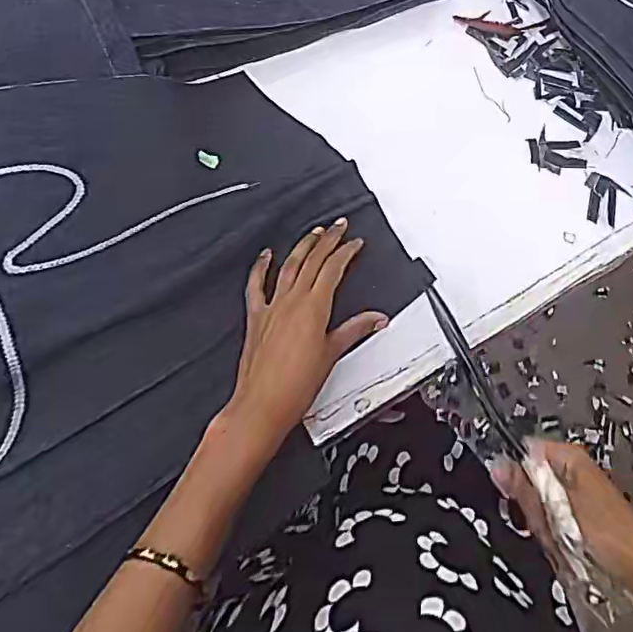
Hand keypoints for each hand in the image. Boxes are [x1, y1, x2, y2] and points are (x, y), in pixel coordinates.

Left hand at [223, 219, 388, 449]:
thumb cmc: (296, 386)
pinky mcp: (256, 317)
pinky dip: (260, 267)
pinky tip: (265, 255)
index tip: (354, 243)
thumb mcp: (333, 354)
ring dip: (302, 246)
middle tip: (338, 226)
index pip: (333, 268)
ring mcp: (272, 307)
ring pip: (289, 266)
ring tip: (313, 233)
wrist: (262, 405)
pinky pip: (256, 285)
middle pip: (313, 259)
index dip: (346, 251)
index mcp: (314, 307)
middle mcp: (292, 301)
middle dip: (328, 239)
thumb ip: (355, 330)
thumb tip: (376, 319)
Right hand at [491, 439, 632, 582]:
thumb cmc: (607, 538)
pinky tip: (568, 549)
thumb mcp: (553, 513)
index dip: (515, 476)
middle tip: (540, 526)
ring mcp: (584, 491)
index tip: (513, 498)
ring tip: (557, 541)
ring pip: (545, 503)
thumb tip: (499, 466)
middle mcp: (578, 467)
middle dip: (531, 505)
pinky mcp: (590, 515)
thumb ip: (525, 488)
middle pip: (534, 479)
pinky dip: (559, 534)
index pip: (525, 451)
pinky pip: (559, 518)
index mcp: (570, 455)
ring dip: (544, 524)